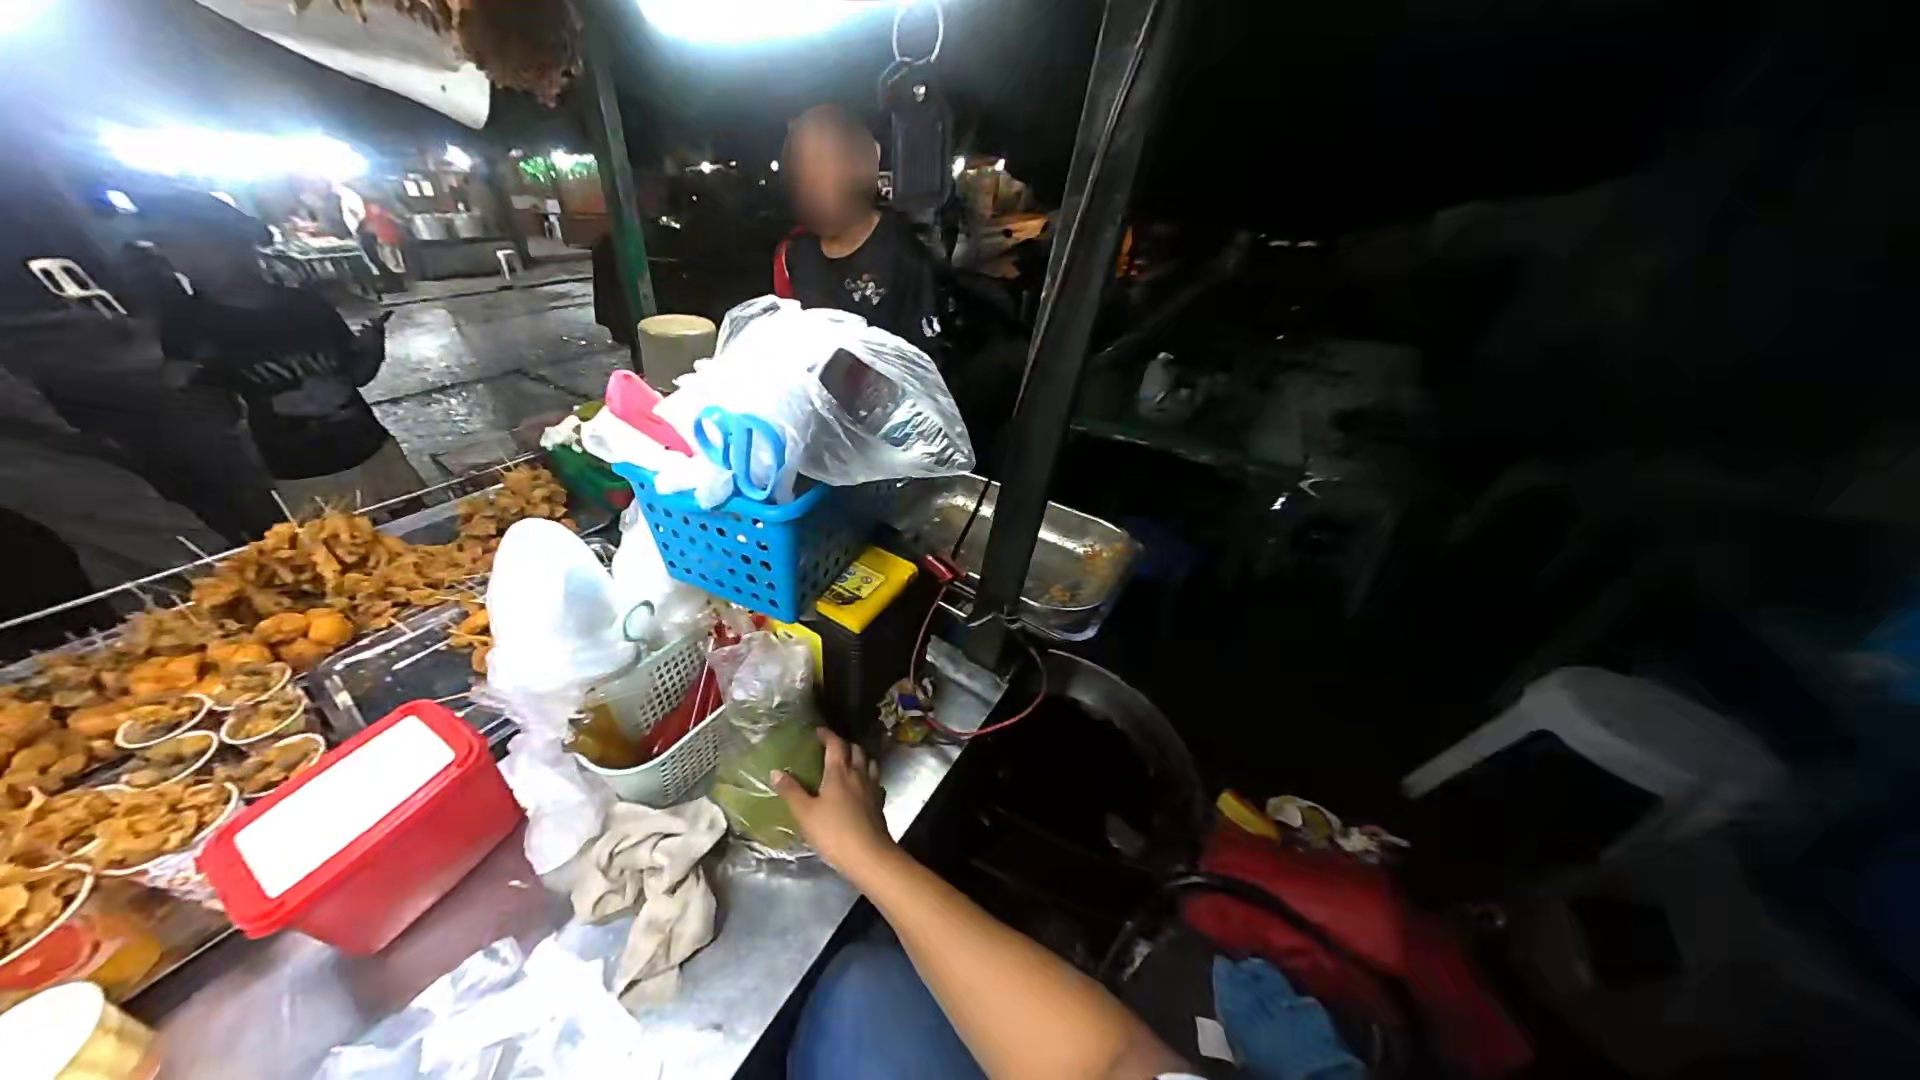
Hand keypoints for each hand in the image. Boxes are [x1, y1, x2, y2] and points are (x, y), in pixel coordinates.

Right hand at [769, 728, 894, 880]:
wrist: (868, 854)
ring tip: (849, 762)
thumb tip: (776, 771)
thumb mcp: (805, 813)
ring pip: (869, 762)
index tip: (819, 731)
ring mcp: (872, 787)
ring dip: (859, 757)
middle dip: (844, 744)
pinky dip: (868, 775)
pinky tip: (862, 785)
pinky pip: (875, 780)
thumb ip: (791, 791)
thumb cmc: (833, 832)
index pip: (836, 744)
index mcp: (839, 772)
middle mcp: (859, 774)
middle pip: (856, 749)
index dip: (827, 735)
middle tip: (832, 747)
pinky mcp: (879, 802)